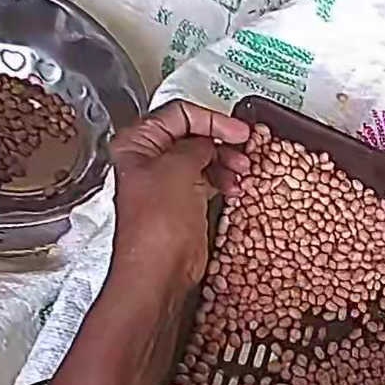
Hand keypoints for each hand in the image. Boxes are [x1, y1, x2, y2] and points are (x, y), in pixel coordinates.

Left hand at [107, 100, 250, 285]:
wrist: (160, 268)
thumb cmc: (159, 222)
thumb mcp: (178, 171)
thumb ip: (195, 146)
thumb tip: (209, 140)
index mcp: (138, 144)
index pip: (179, 115)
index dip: (212, 120)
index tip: (239, 131)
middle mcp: (151, 160)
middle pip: (193, 136)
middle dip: (222, 142)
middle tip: (245, 151)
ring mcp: (169, 182)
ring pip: (203, 159)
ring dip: (226, 162)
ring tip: (243, 172)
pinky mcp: (185, 202)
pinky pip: (208, 181)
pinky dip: (224, 180)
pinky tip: (236, 187)